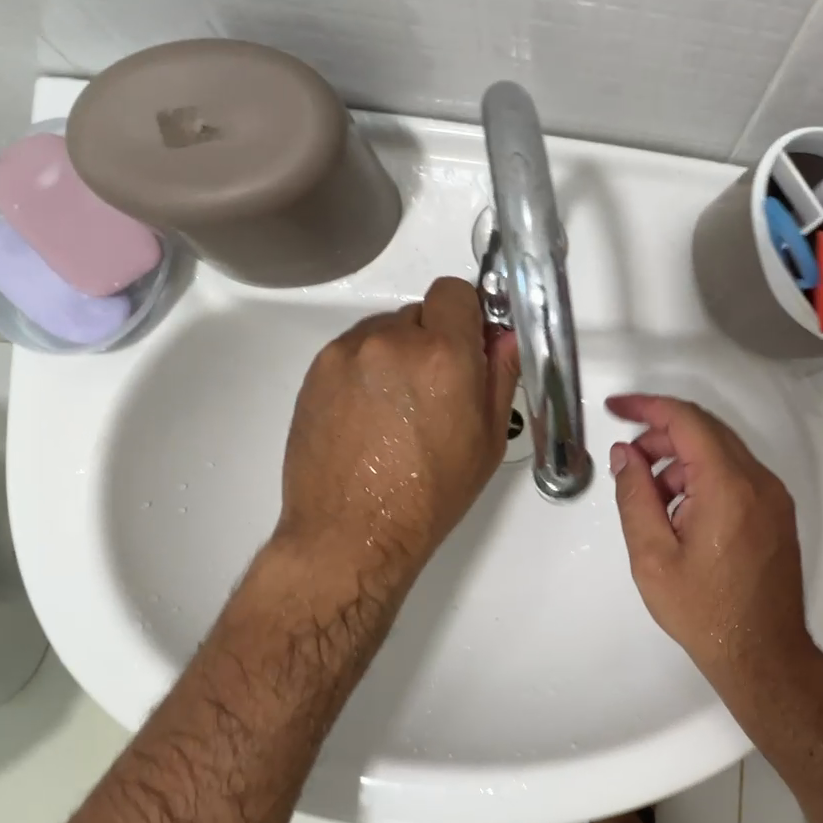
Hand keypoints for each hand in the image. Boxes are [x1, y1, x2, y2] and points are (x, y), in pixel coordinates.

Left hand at [273, 277, 519, 592]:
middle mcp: (391, 342)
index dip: (468, 315)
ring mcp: (347, 354)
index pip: (456, 291)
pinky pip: (354, 353)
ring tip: (401, 411)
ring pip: (385, 332)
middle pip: (421, 312)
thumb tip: (505, 339)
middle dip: (436, 340)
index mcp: (443, 355)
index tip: (471, 344)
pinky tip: (373, 418)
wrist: (353, 531)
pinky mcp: (316, 372)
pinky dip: (368, 372)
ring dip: (399, 355)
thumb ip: (500, 377)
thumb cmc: (428, 495)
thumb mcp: (488, 441)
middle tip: (440, 391)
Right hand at [607, 394, 811, 681]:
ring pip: (723, 453)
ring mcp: (774, 497)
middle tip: (628, 461)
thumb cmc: (705, 612)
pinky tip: (682, 511)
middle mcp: (759, 481)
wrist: (762, 654)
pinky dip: (706, 478)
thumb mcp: (652, 556)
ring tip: (652, 498)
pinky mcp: (778, 514)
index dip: (647, 407)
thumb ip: (635, 496)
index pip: (687, 420)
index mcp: (728, 486)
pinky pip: (738, 477)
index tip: (615, 408)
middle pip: (707, 432)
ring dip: (683, 460)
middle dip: (662, 436)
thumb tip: (625, 455)